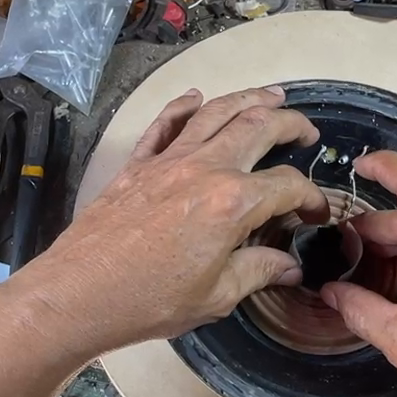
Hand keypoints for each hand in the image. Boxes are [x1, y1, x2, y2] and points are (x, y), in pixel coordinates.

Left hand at [21, 87, 327, 353]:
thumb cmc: (151, 300)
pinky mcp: (137, 164)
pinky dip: (182, 106)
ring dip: (248, 99)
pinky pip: (164, 124)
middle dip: (290, 123)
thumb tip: (289, 265)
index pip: (286, 187)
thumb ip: (258, 271)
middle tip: (306, 131)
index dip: (311, 198)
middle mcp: (205, 168)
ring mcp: (167, 160)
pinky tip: (195, 98)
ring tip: (271, 95)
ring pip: (215, 112)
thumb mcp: (216, 296)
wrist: (80, 292)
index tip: (317, 213)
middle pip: (257, 127)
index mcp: (232, 203)